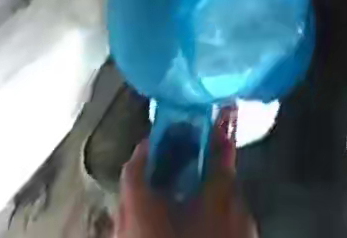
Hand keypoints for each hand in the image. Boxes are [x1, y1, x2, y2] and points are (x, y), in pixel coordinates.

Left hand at [116, 109, 256, 237]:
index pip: (136, 162)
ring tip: (196, 175)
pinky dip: (164, 210)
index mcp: (135, 208)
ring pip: (140, 206)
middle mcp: (121, 228)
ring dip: (167, 186)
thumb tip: (226, 121)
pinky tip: (188, 209)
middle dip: (167, 161)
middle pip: (137, 183)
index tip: (185, 124)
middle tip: (196, 147)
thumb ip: (221, 159)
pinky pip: (143, 226)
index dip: (159, 139)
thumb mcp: (220, 200)